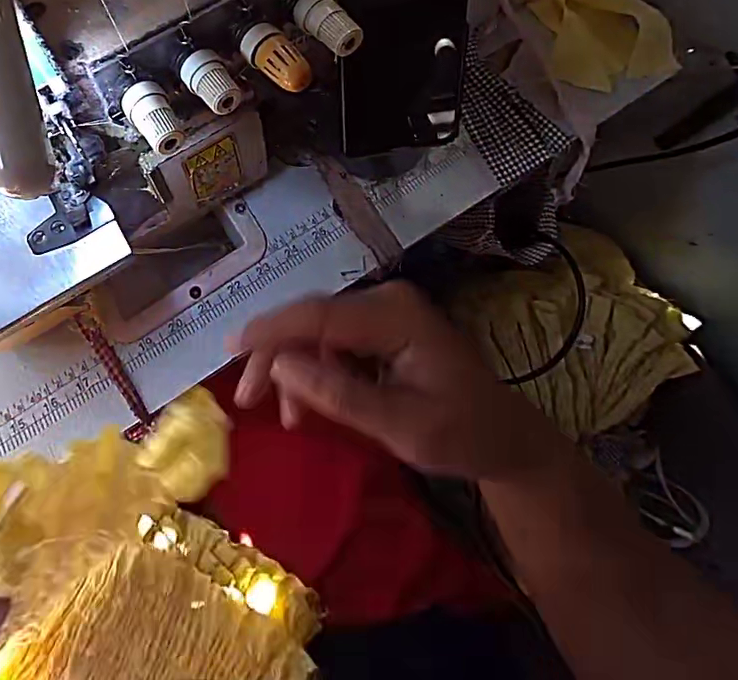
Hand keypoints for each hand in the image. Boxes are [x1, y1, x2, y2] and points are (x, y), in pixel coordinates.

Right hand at [229, 281, 570, 482]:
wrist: (504, 438)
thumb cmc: (461, 434)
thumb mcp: (401, 427)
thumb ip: (339, 394)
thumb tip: (279, 366)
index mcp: (396, 314)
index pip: (319, 315)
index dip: (272, 330)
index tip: (232, 347)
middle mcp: (385, 299)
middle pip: (312, 319)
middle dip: (276, 355)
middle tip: (247, 398)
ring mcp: (382, 310)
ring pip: (316, 331)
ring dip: (294, 368)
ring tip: (288, 416)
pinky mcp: (379, 326)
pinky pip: (331, 342)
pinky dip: (314, 370)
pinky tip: (306, 402)